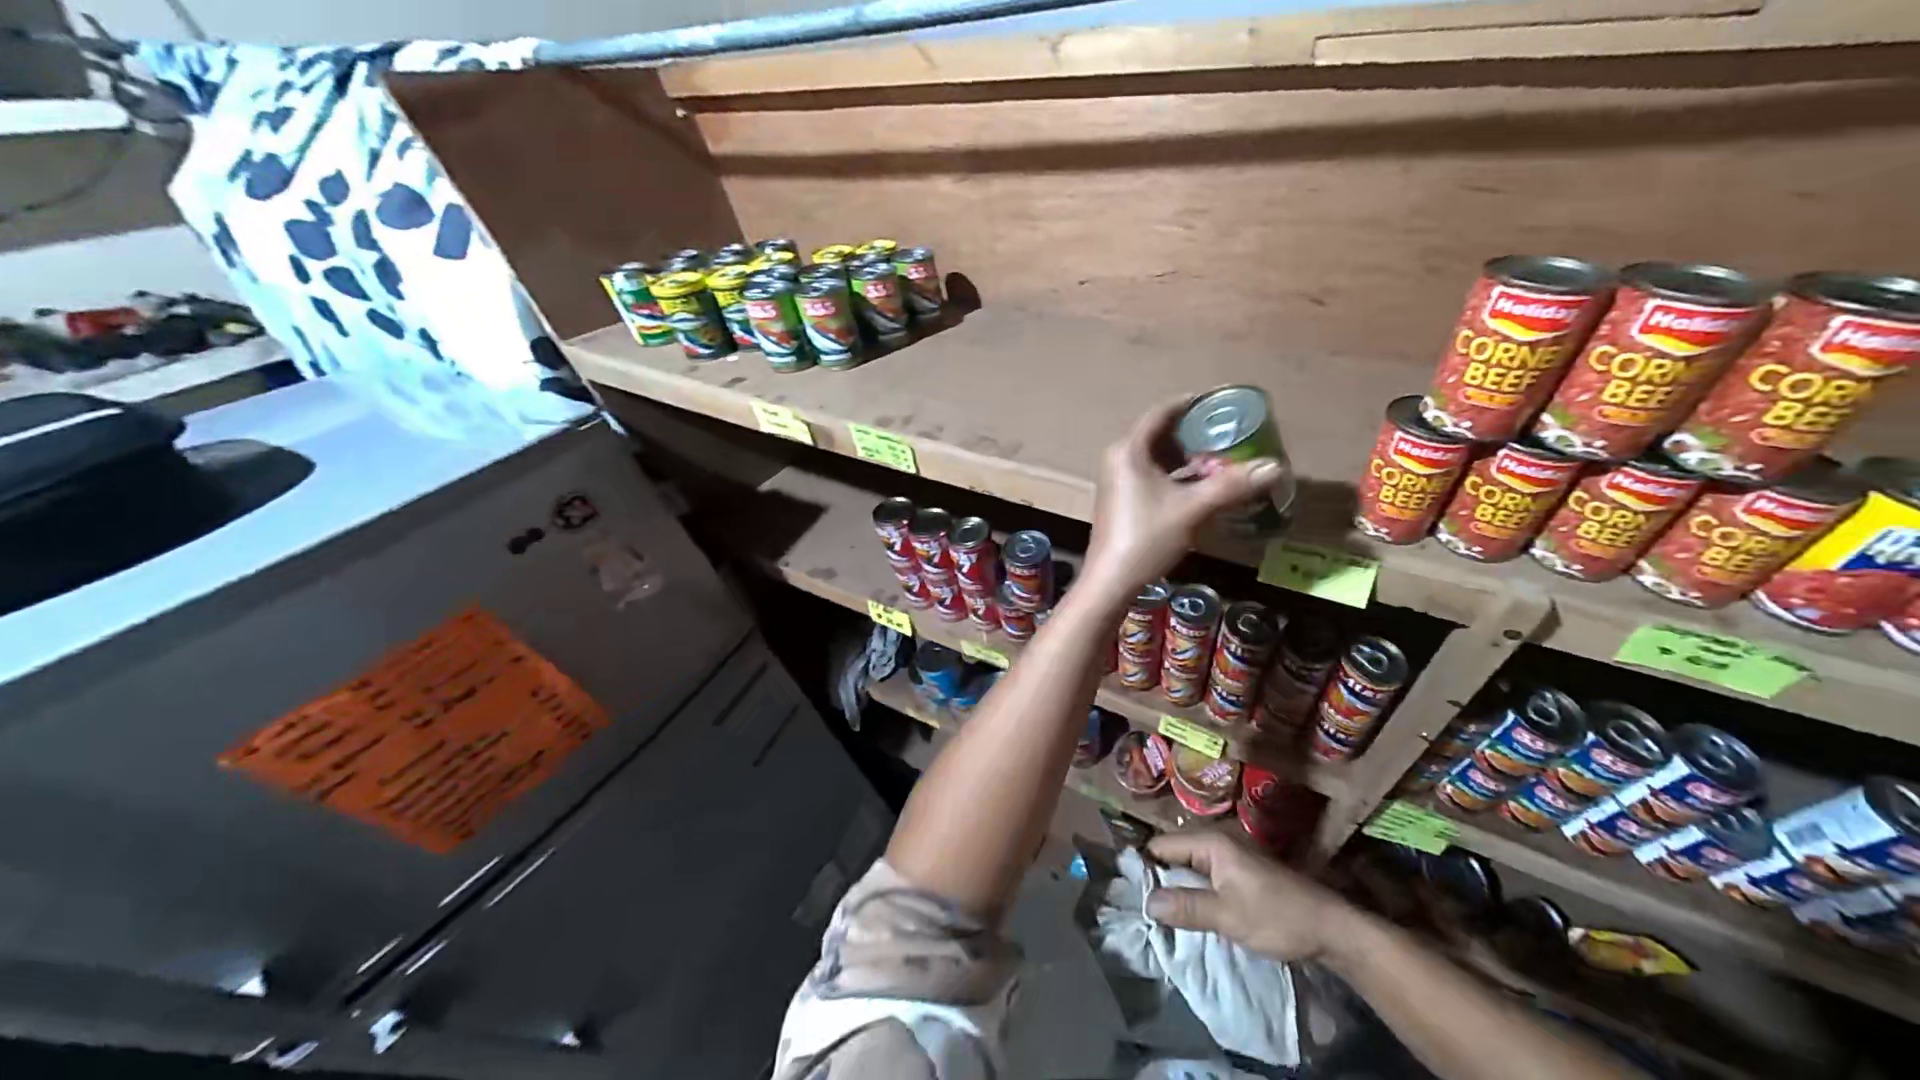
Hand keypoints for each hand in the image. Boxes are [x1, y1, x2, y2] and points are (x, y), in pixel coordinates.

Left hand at [1083, 395, 1285, 593]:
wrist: (1112, 580)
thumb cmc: (1148, 537)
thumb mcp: (1193, 509)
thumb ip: (1233, 485)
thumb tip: (1276, 467)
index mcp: (1129, 450)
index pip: (1162, 412)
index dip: (1193, 404)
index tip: (1222, 403)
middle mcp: (1118, 458)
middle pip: (1160, 433)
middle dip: (1194, 434)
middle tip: (1229, 435)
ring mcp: (1117, 479)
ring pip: (1156, 456)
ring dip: (1186, 457)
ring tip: (1221, 460)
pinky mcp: (1120, 498)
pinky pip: (1151, 473)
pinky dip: (1175, 475)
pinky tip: (1200, 486)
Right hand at [1144, 831, 1358, 962]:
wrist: (1331, 930)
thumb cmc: (1278, 916)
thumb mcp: (1228, 915)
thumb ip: (1187, 907)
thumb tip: (1147, 903)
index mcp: (1210, 843)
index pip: (1161, 846)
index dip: (1144, 867)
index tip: (1127, 892)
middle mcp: (1216, 845)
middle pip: (1172, 857)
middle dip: (1157, 880)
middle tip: (1139, 907)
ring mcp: (1227, 862)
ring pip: (1187, 870)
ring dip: (1175, 890)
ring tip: (1155, 914)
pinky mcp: (1237, 879)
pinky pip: (1202, 881)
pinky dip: (1192, 895)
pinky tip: (1185, 915)